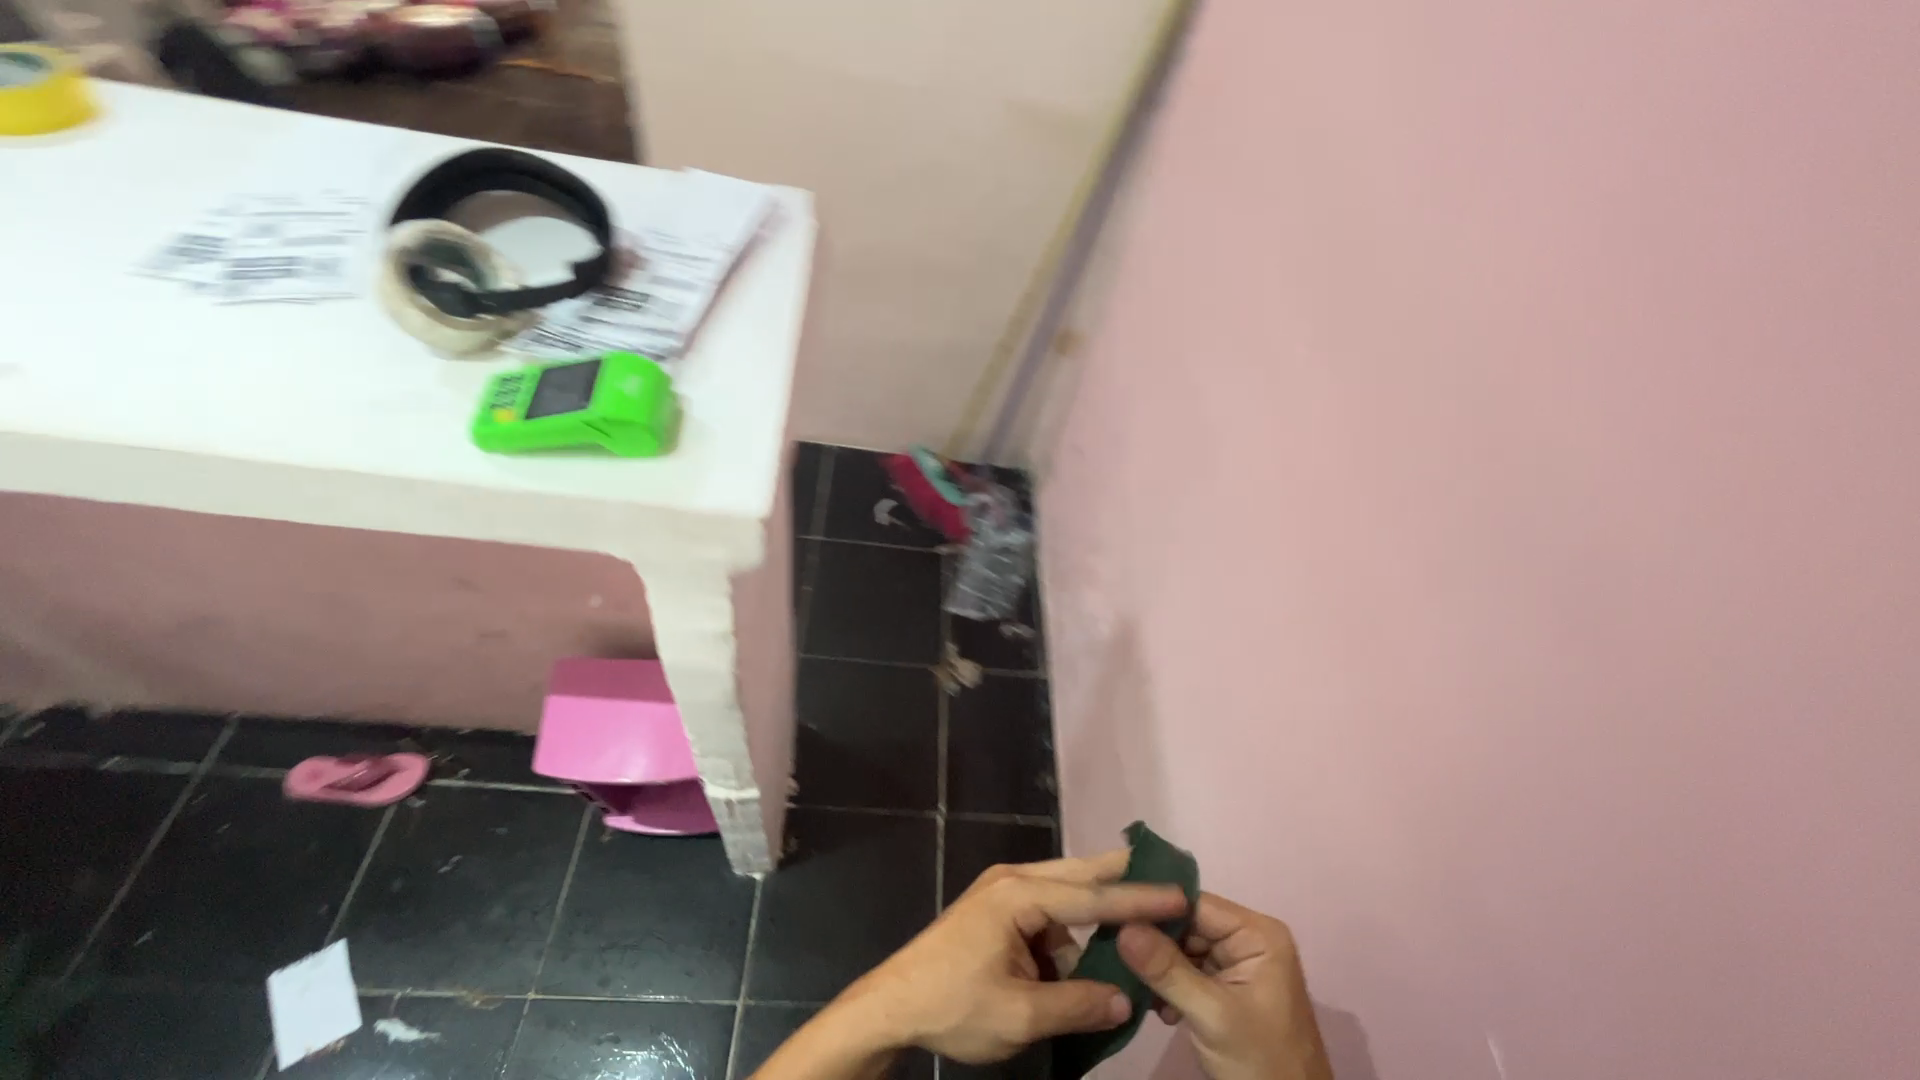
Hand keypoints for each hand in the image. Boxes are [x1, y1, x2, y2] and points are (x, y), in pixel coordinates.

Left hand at [836, 850, 1188, 1063]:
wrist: (891, 1006)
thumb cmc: (952, 1005)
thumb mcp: (1021, 1015)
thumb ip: (1078, 1005)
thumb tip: (1126, 999)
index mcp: (1019, 895)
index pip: (1093, 896)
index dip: (1140, 900)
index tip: (1183, 894)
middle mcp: (1014, 880)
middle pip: (1081, 875)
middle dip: (1124, 880)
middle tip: (1171, 878)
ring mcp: (1003, 893)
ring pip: (1066, 895)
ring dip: (1098, 913)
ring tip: (1141, 923)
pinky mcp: (998, 912)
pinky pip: (1048, 915)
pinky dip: (1072, 932)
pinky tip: (1093, 954)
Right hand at [1118, 893, 1332, 1079]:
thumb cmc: (1262, 1066)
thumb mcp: (1211, 1016)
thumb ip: (1166, 969)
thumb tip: (1122, 926)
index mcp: (1257, 934)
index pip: (1193, 903)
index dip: (1153, 908)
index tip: (1110, 918)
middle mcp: (1248, 939)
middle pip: (1185, 924)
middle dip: (1152, 943)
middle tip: (1113, 956)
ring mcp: (1237, 965)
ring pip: (1181, 948)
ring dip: (1157, 968)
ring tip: (1133, 988)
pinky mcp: (1226, 989)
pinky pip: (1187, 971)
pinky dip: (1167, 986)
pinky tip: (1155, 1008)